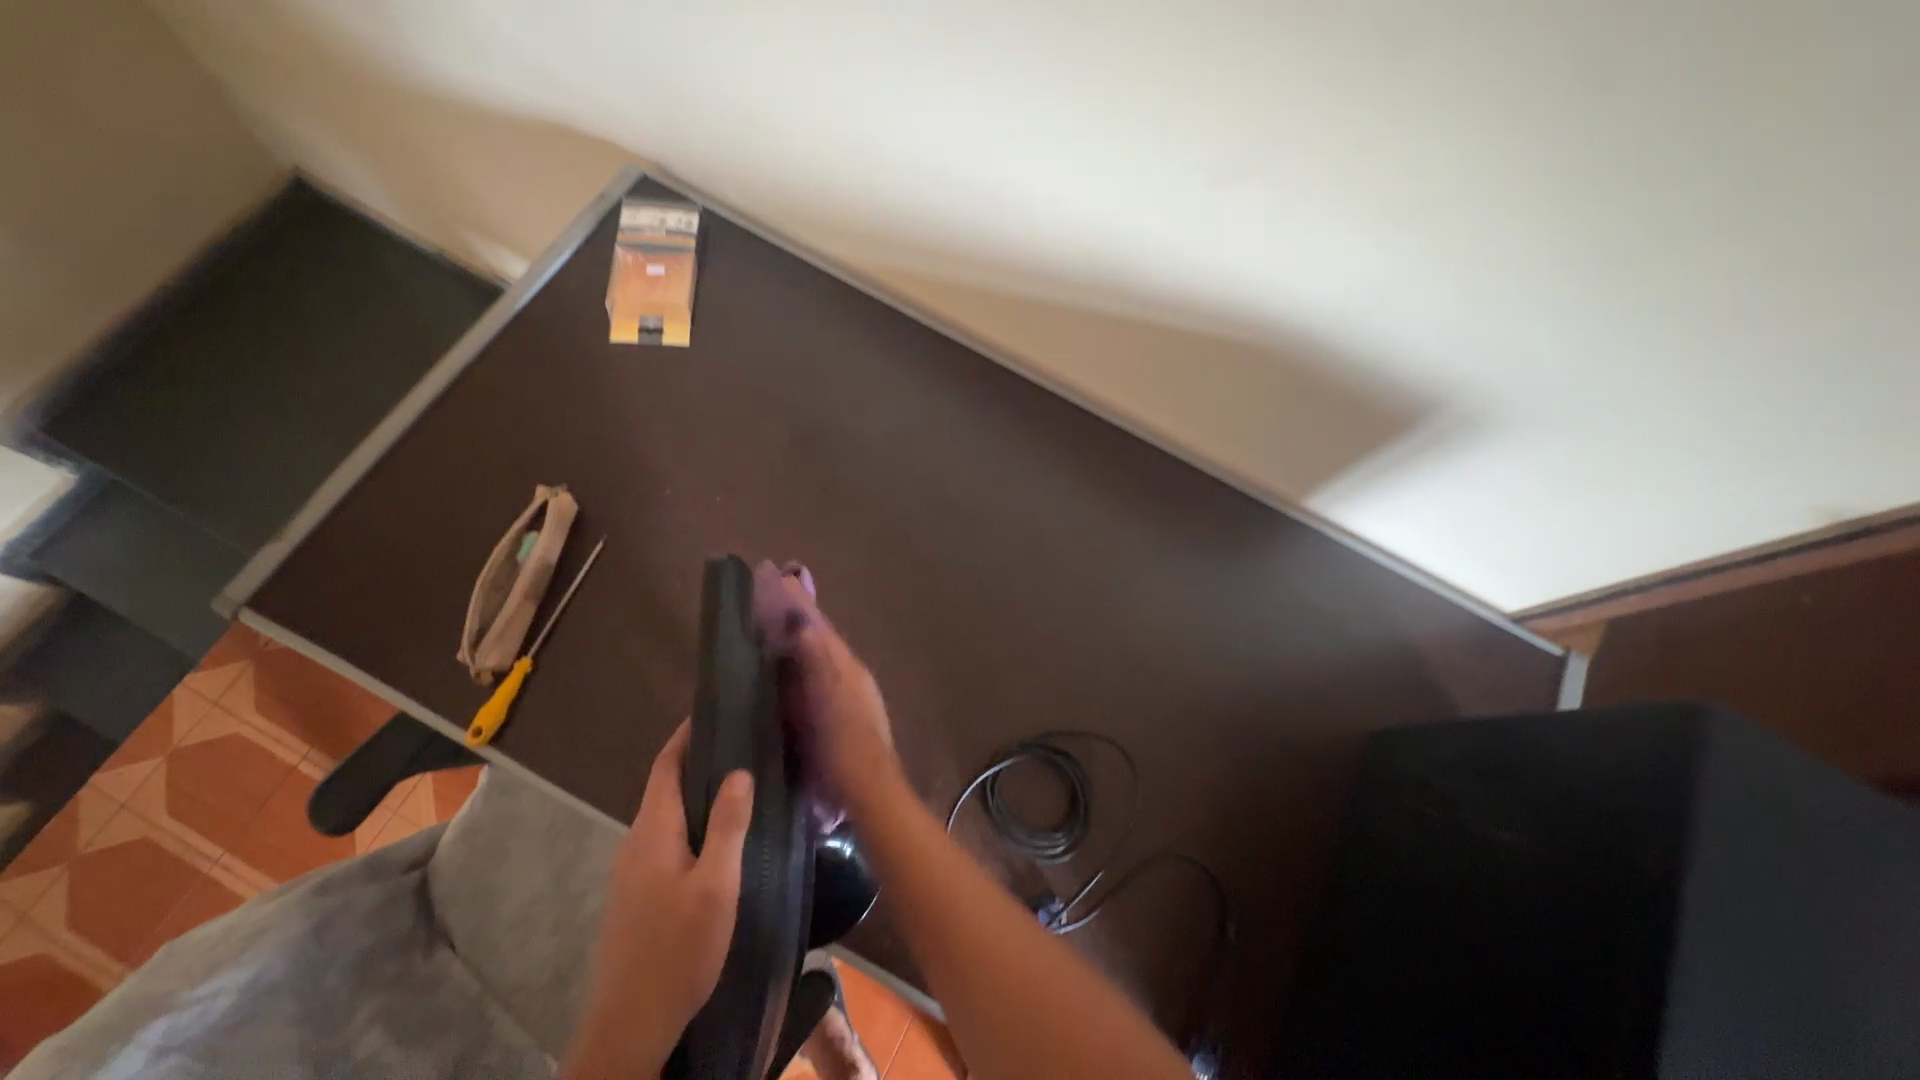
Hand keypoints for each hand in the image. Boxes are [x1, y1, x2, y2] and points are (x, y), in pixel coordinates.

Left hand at [563, 722, 753, 1078]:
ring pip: (667, 819)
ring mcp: (633, 873)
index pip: (665, 766)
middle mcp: (636, 843)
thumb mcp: (716, 886)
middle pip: (665, 789)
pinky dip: (693, 827)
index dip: (685, 736)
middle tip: (743, 747)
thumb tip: (737, 772)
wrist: (631, 1022)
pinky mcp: (638, 897)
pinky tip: (721, 841)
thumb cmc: (678, 948)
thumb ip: (727, 826)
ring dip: (697, 797)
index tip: (715, 711)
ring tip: (740, 787)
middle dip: (698, 763)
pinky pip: (667, 844)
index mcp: (652, 831)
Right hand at [752, 560, 901, 816]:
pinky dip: (798, 672)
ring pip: (817, 661)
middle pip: (818, 640)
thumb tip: (802, 616)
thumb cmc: (847, 747)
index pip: (819, 625)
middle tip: (767, 596)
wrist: (869, 794)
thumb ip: (818, 656)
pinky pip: (814, 685)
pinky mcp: (838, 722)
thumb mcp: (830, 698)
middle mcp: (849, 677)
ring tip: (767, 629)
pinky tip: (780, 680)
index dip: (798, 601)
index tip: (777, 573)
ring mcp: (846, 700)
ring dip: (796, 643)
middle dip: (795, 618)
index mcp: (847, 667)